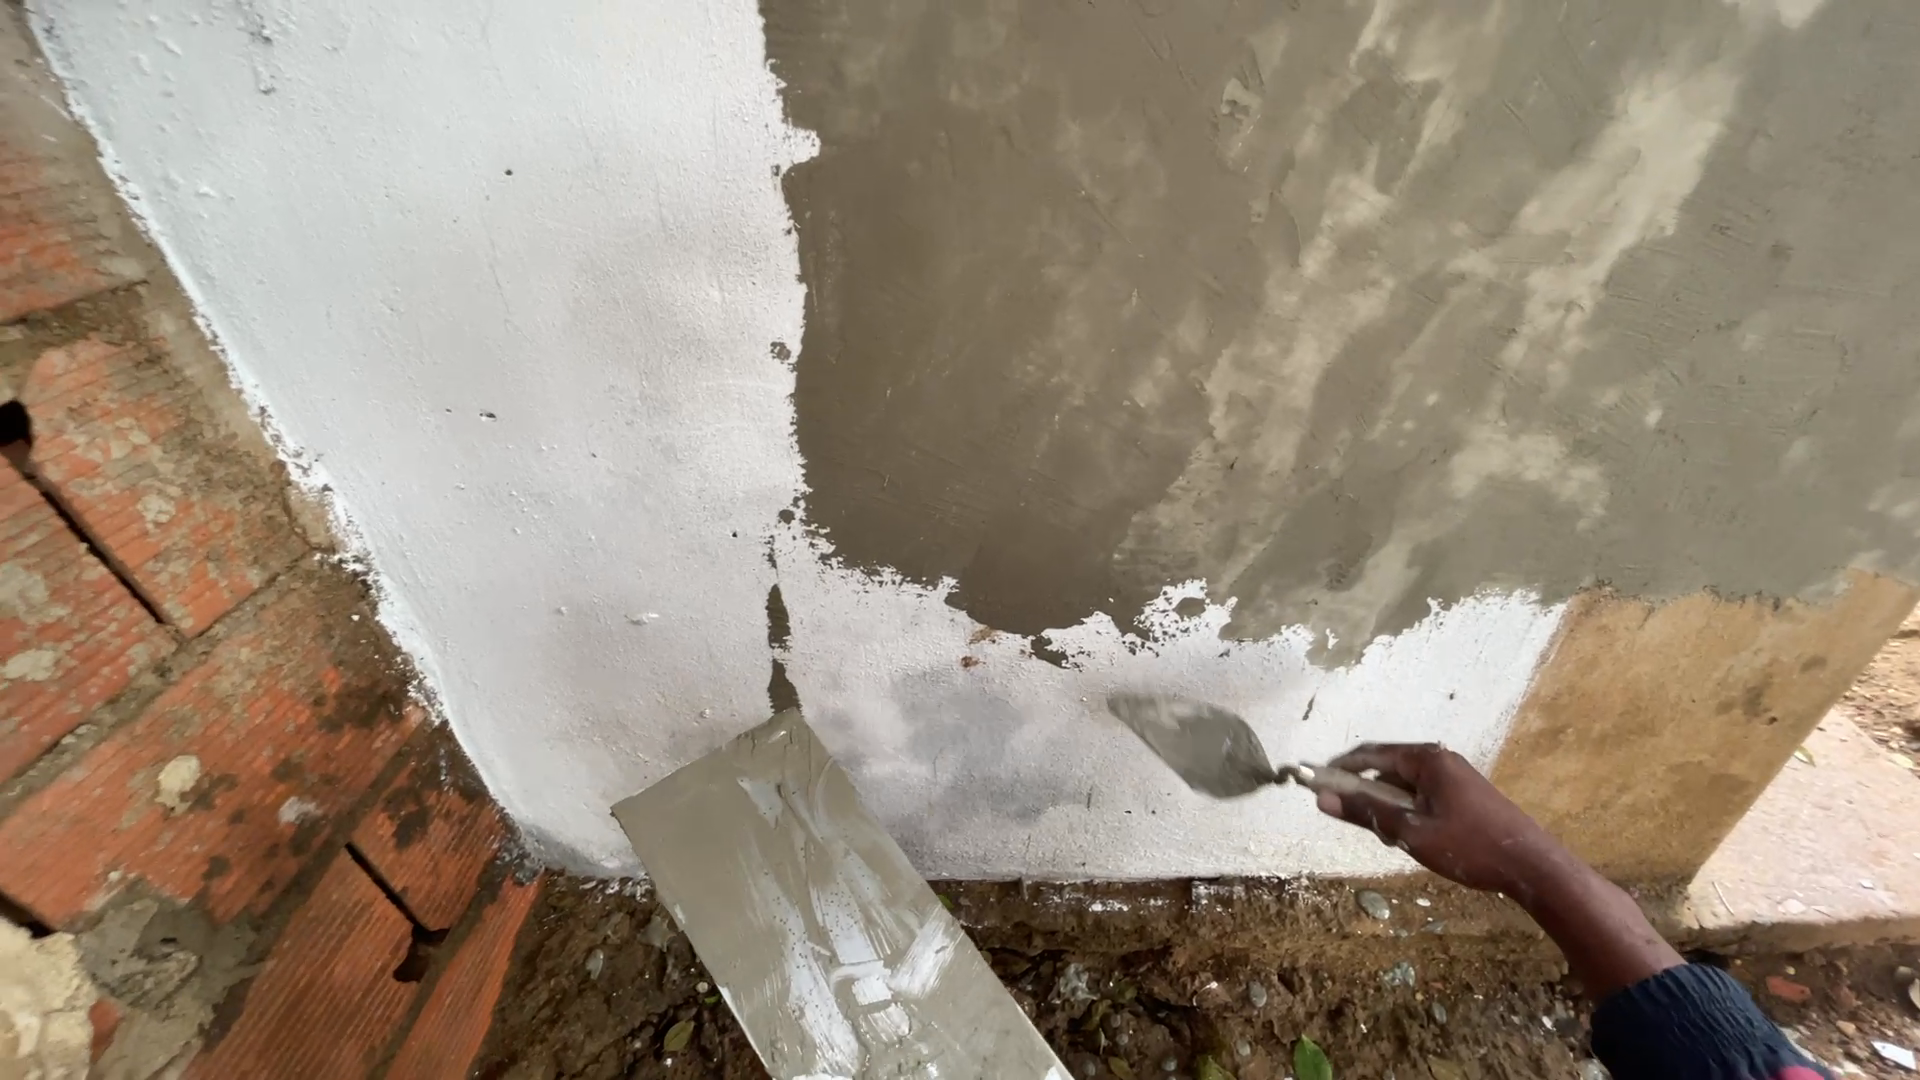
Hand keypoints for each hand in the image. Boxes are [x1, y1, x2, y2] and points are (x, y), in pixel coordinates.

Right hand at [1314, 742, 1563, 897]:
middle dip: (1366, 789)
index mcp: (1426, 759)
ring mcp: (1456, 776)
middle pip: (1387, 766)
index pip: (1370, 753)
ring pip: (1405, 783)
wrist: (1538, 870)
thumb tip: (1321, 799)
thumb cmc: (1471, 847)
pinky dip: (1408, 808)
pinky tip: (1411, 834)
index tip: (1318, 781)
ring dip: (1388, 802)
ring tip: (1385, 832)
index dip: (1340, 767)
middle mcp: (1440, 759)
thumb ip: (1365, 812)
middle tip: (1353, 814)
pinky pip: (1423, 792)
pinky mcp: (1467, 794)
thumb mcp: (1411, 832)